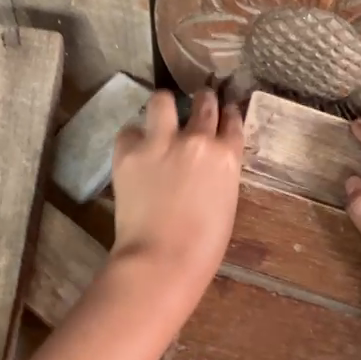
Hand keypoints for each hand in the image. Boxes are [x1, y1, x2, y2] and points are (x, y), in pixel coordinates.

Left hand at [109, 89, 243, 299]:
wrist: (162, 259)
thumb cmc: (204, 245)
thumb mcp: (226, 202)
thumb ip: (220, 174)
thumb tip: (208, 165)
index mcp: (227, 157)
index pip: (232, 120)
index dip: (228, 113)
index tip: (224, 110)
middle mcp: (197, 139)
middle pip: (204, 103)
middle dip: (202, 100)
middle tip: (196, 103)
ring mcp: (161, 142)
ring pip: (162, 101)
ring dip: (164, 106)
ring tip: (160, 116)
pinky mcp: (128, 151)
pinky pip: (129, 131)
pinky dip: (132, 139)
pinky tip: (134, 152)